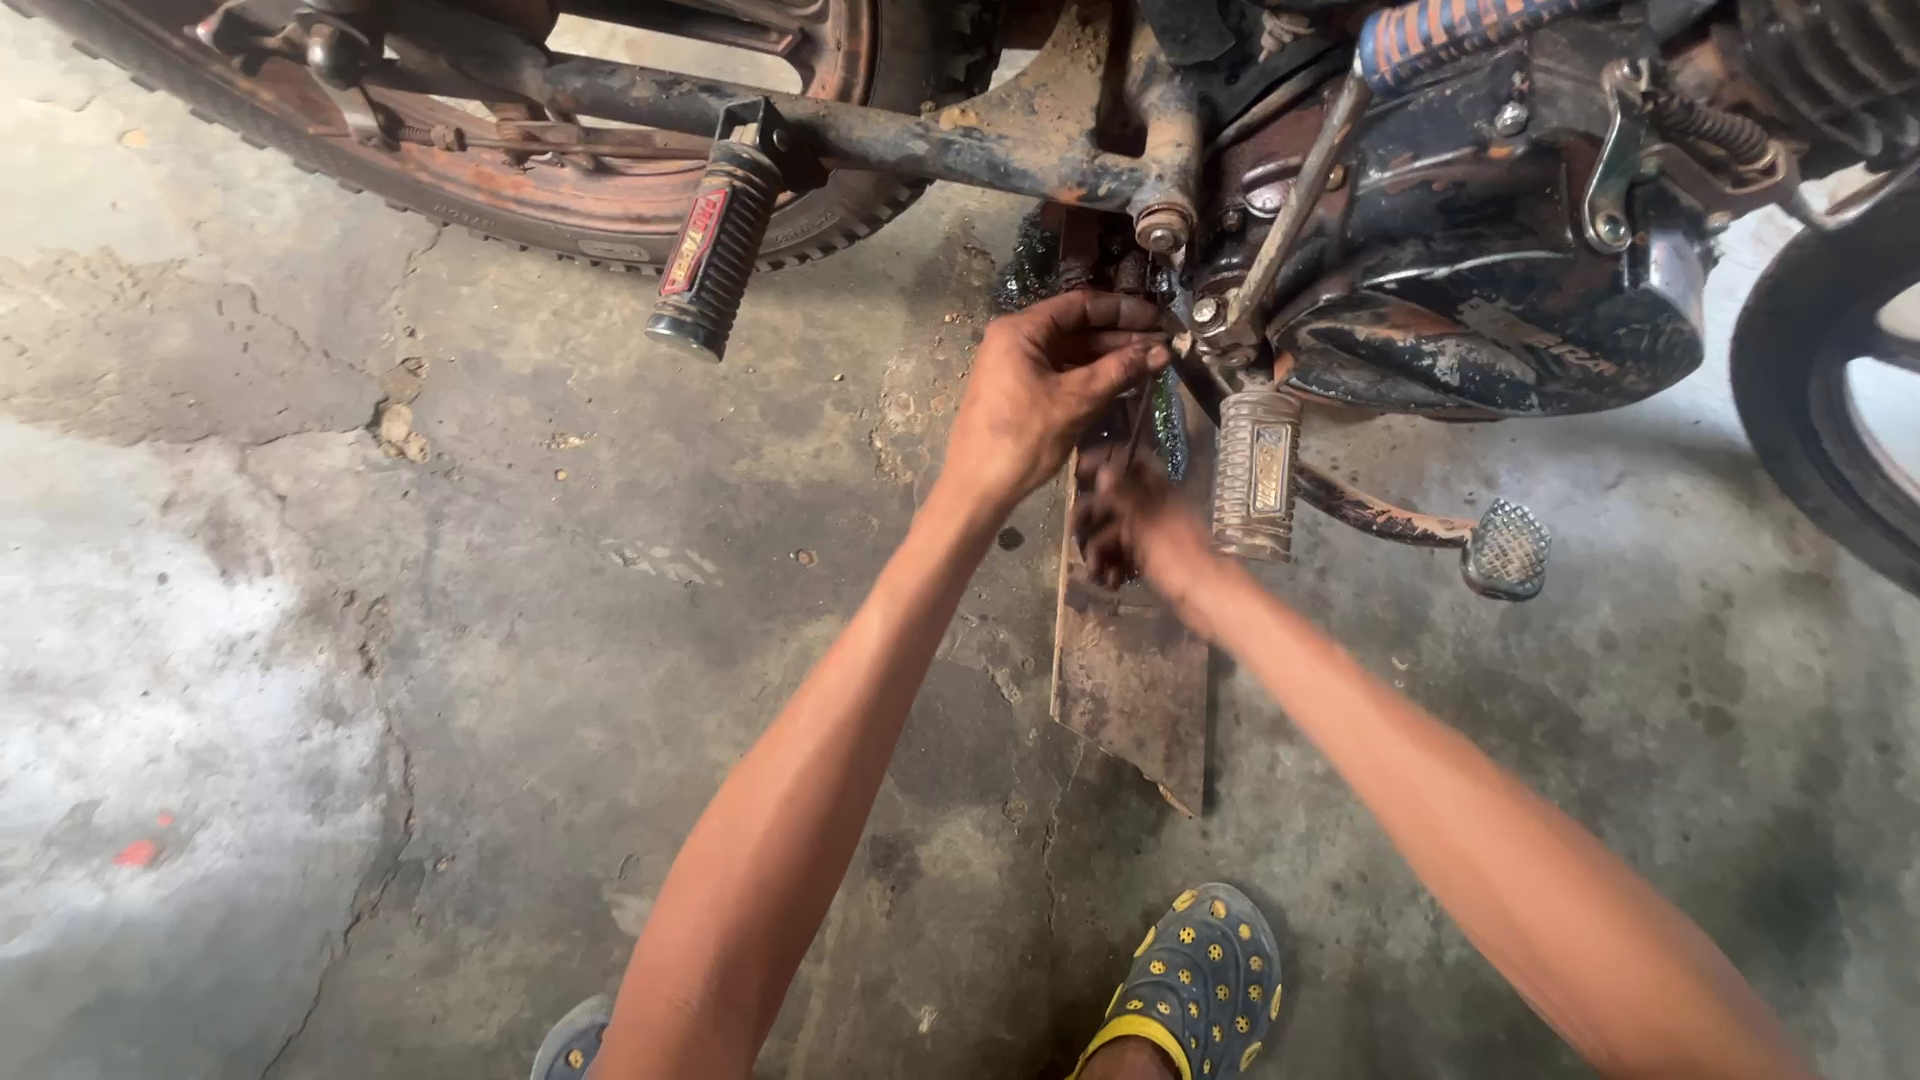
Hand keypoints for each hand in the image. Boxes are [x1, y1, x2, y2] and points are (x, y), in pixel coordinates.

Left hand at [939, 292, 1170, 513]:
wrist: (977, 486)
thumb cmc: (1022, 439)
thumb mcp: (1075, 401)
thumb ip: (1119, 372)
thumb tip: (1161, 351)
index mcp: (1020, 330)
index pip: (1080, 305)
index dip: (1122, 311)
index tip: (1156, 319)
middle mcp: (1013, 340)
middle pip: (1074, 328)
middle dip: (1118, 337)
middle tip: (1159, 346)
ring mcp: (1013, 366)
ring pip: (1068, 353)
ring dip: (1106, 358)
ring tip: (1147, 364)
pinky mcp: (1016, 391)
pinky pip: (1058, 373)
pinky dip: (1087, 376)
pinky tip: (1118, 382)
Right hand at [1072, 449, 1222, 626]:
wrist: (1205, 595)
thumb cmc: (1177, 555)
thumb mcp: (1145, 520)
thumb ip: (1124, 493)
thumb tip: (1103, 467)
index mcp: (1159, 491)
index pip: (1133, 462)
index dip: (1107, 460)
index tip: (1079, 468)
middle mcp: (1155, 508)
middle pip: (1116, 501)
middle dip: (1092, 516)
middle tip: (1074, 529)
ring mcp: (1153, 535)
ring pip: (1117, 531)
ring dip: (1100, 549)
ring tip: (1093, 568)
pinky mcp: (1151, 559)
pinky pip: (1124, 555)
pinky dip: (1114, 566)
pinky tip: (1109, 581)